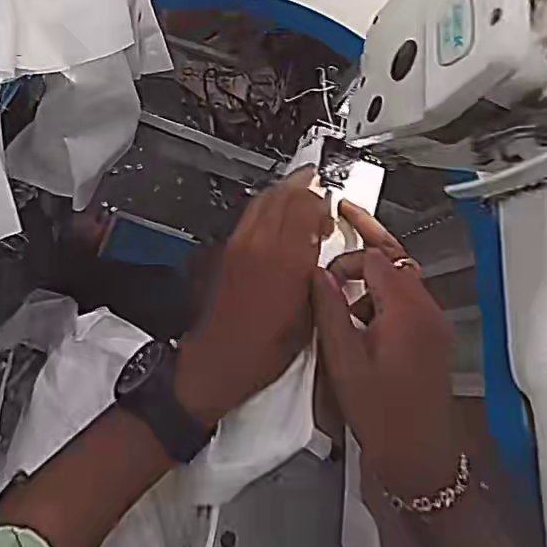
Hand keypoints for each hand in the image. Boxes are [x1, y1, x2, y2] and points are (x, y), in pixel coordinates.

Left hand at [175, 167, 332, 424]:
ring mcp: (239, 245)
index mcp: (288, 259)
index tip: (328, 209)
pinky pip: (248, 216)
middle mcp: (262, 244)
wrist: (218, 360)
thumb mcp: (308, 315)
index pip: (306, 205)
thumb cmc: (262, 349)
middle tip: (314, 185)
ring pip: (262, 200)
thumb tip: (320, 251)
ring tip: (295, 194)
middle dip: (302, 186)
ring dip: (282, 193)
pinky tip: (272, 218)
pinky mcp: (225, 251)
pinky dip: (264, 208)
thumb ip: (316, 274)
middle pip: (283, 194)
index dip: (320, 200)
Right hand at [311, 207, 461, 499]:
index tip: (323, 279)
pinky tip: (358, 317)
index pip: (376, 260)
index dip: (346, 263)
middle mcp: (425, 310)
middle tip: (347, 211)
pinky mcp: (430, 336)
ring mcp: (431, 323)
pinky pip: (405, 299)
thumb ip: (329, 313)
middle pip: (396, 256)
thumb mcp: (345, 363)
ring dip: (372, 272)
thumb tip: (316, 276)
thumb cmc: (385, 419)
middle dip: (370, 233)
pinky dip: (381, 295)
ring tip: (341, 285)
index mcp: (406, 311)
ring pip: (402, 276)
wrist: (421, 458)